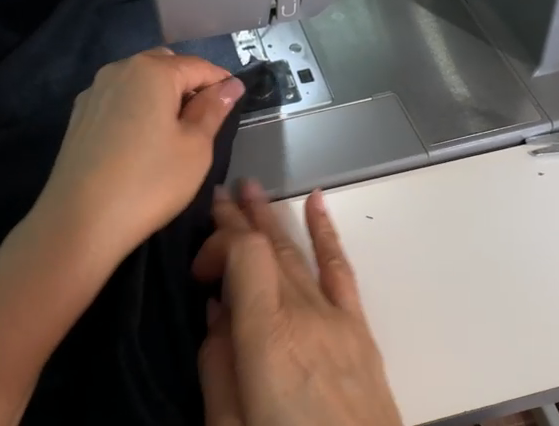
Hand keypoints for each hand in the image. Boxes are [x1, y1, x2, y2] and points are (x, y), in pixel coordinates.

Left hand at [37, 48, 244, 258]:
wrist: (79, 221)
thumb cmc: (149, 183)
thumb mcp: (195, 148)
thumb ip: (213, 110)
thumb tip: (230, 85)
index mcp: (152, 70)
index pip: (198, 65)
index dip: (221, 81)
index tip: (235, 102)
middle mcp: (120, 69)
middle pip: (165, 65)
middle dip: (188, 83)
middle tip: (204, 119)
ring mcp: (95, 90)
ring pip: (138, 79)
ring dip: (160, 94)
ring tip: (173, 131)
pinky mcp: (79, 114)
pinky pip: (118, 97)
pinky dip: (136, 107)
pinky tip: (140, 140)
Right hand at [193, 180, 402, 425]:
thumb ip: (217, 367)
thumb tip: (216, 314)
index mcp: (268, 338)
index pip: (244, 255)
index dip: (218, 245)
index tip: (198, 271)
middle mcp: (304, 316)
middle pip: (269, 247)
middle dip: (240, 220)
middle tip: (217, 196)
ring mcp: (337, 321)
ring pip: (298, 252)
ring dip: (271, 218)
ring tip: (250, 189)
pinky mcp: (360, 334)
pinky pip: (341, 271)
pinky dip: (326, 233)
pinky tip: (316, 203)